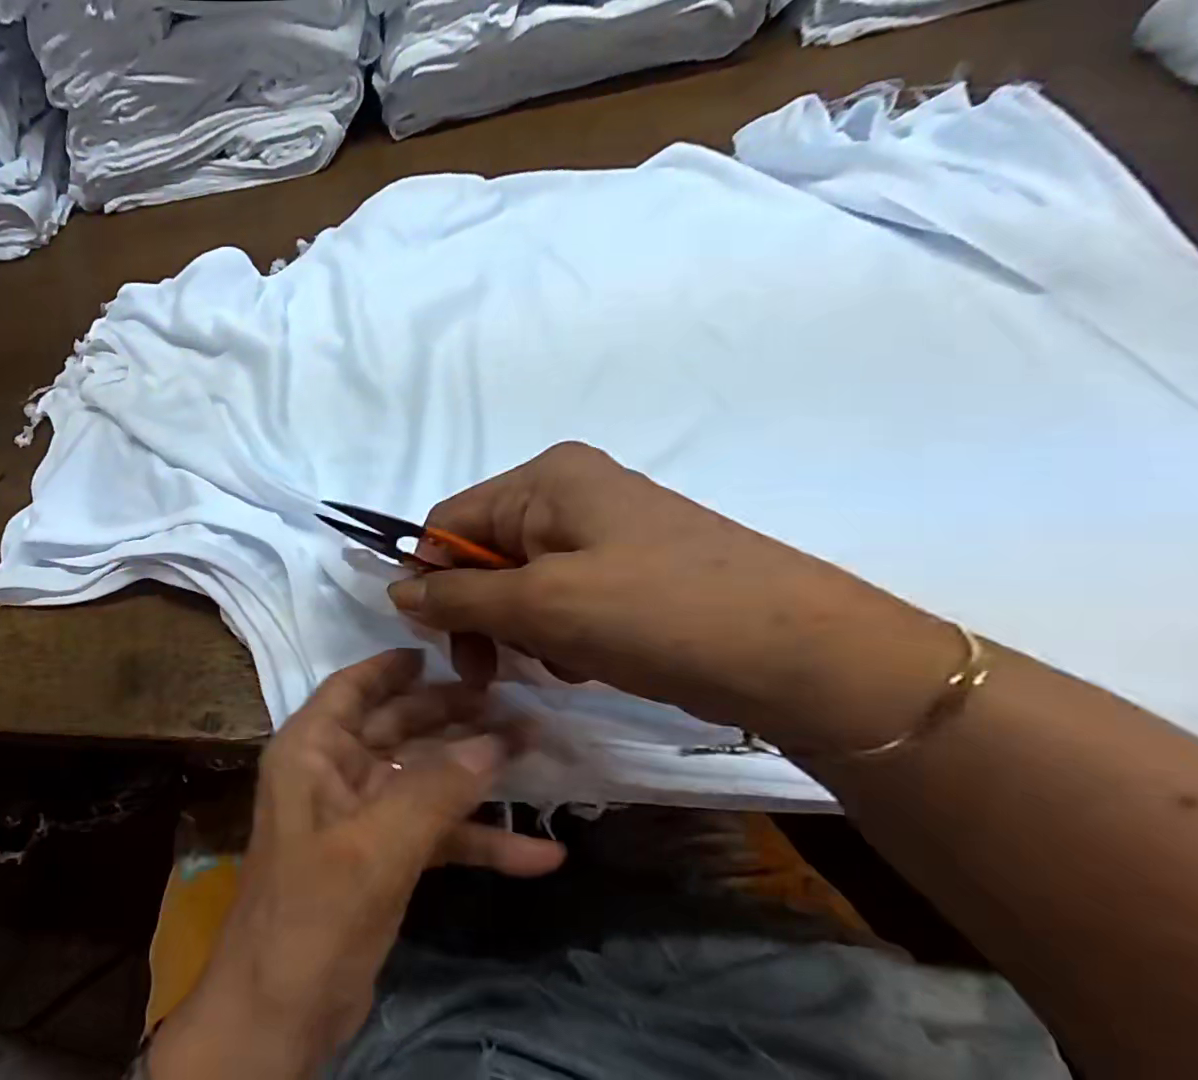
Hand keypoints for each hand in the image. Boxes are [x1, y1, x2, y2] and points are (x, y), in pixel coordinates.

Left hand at [148, 650, 564, 1079]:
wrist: (281, 1014)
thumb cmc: (314, 913)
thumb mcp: (377, 845)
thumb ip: (438, 788)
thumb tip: (498, 740)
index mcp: (312, 750)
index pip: (352, 687)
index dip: (393, 666)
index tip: (443, 651)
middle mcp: (333, 772)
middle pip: (399, 727)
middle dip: (454, 717)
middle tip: (513, 701)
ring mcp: (361, 816)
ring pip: (424, 777)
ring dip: (476, 773)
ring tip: (537, 750)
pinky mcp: (382, 857)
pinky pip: (435, 833)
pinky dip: (478, 841)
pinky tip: (539, 855)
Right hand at [388, 442, 961, 753]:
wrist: (801, 656)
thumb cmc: (657, 613)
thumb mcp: (542, 605)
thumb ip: (459, 595)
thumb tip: (396, 588)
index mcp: (547, 478)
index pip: (450, 522)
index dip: (434, 578)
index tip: (442, 640)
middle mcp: (572, 492)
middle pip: (485, 553)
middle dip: (483, 612)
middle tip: (491, 671)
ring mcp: (607, 531)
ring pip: (523, 584)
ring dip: (526, 630)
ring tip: (565, 662)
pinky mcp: (633, 570)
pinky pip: (566, 598)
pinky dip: (563, 634)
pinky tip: (592, 661)